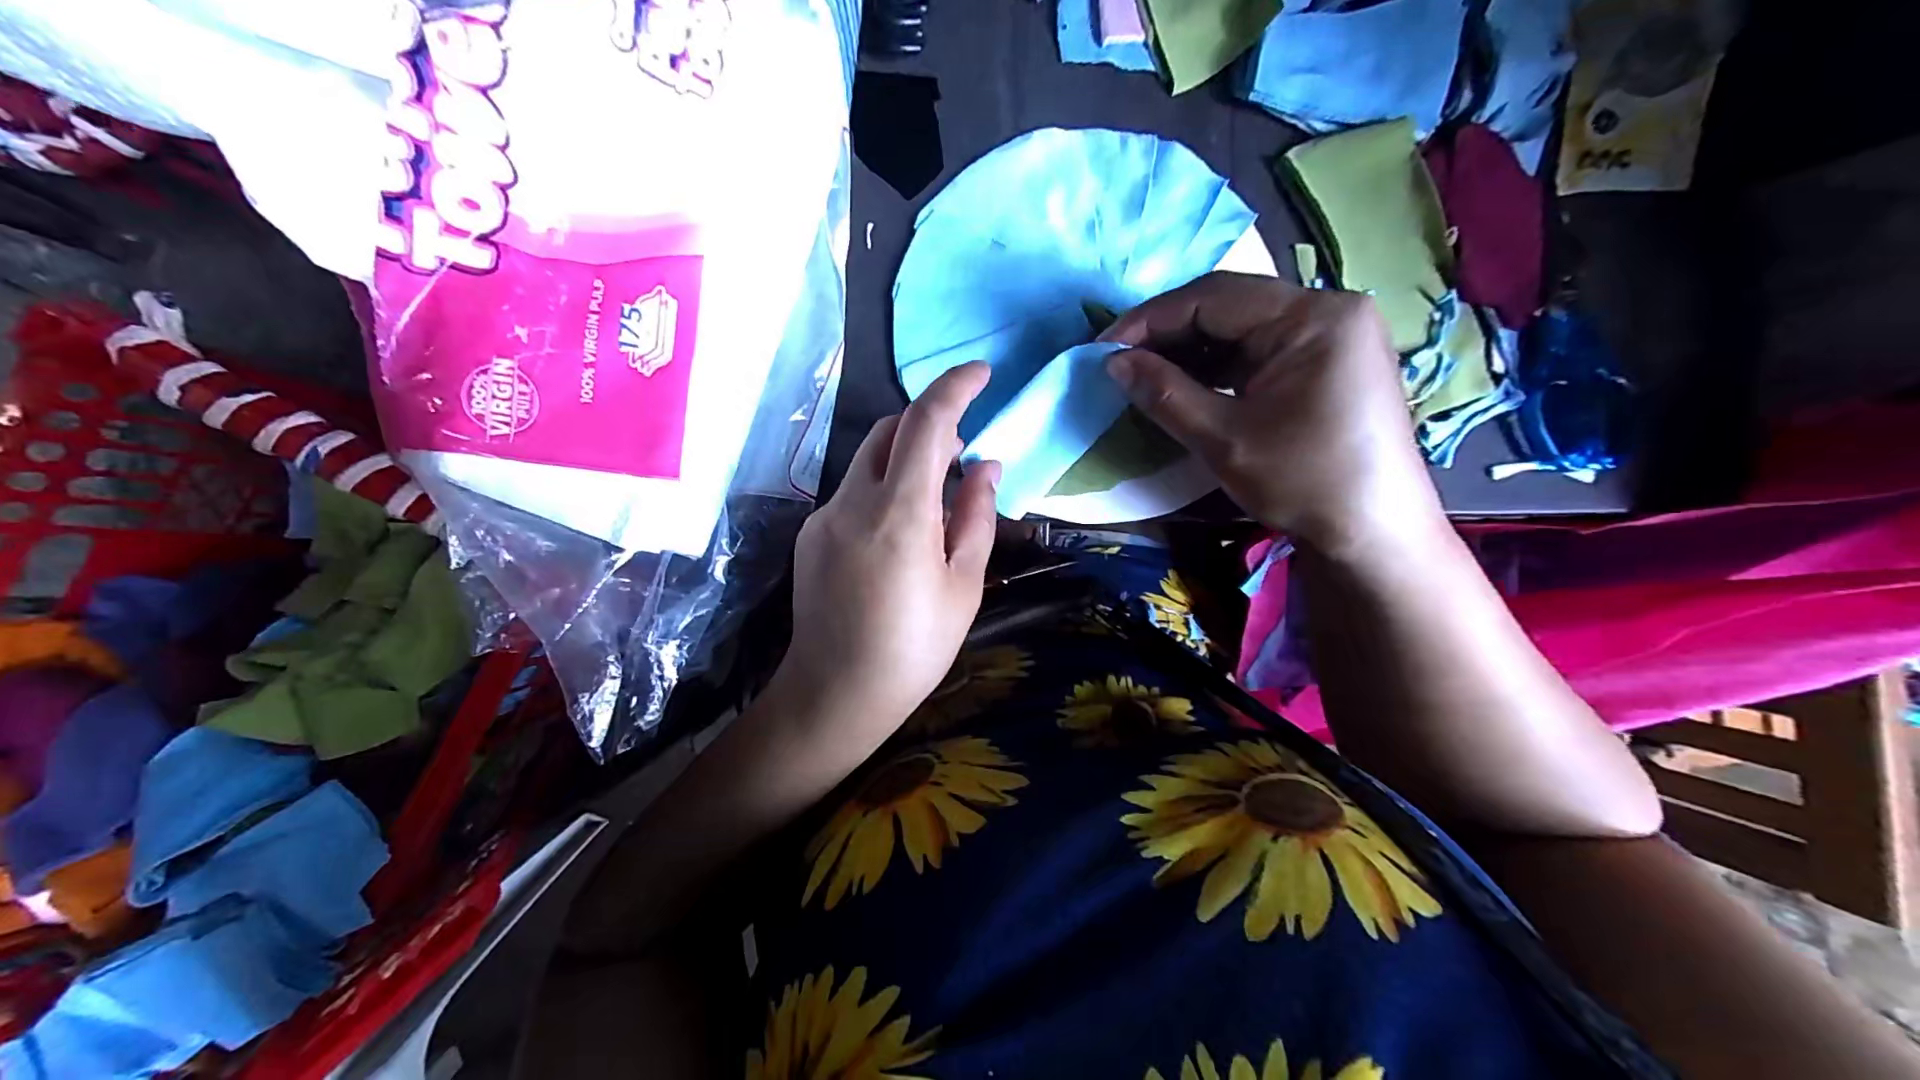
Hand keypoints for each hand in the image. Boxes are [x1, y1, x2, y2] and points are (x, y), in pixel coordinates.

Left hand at [774, 362, 999, 746]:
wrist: (834, 694)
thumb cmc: (915, 648)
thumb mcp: (963, 585)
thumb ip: (976, 516)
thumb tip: (986, 466)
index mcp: (901, 513)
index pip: (927, 423)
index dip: (955, 387)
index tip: (982, 373)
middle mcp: (854, 501)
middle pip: (890, 430)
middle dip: (930, 423)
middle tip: (962, 452)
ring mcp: (824, 516)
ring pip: (868, 458)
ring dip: (905, 456)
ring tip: (935, 493)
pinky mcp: (810, 534)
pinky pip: (852, 491)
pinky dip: (882, 487)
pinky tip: (898, 532)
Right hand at [1098, 272, 1442, 557]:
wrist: (1374, 534)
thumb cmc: (1304, 482)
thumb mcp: (1224, 438)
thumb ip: (1164, 393)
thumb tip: (1113, 361)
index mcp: (1313, 316)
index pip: (1214, 296)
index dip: (1151, 319)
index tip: (1104, 347)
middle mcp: (1329, 309)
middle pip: (1230, 305)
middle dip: (1169, 331)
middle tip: (1119, 360)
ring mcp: (1333, 334)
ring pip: (1243, 326)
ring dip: (1191, 348)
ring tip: (1144, 373)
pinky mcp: (1328, 361)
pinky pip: (1261, 348)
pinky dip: (1219, 364)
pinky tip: (1186, 383)